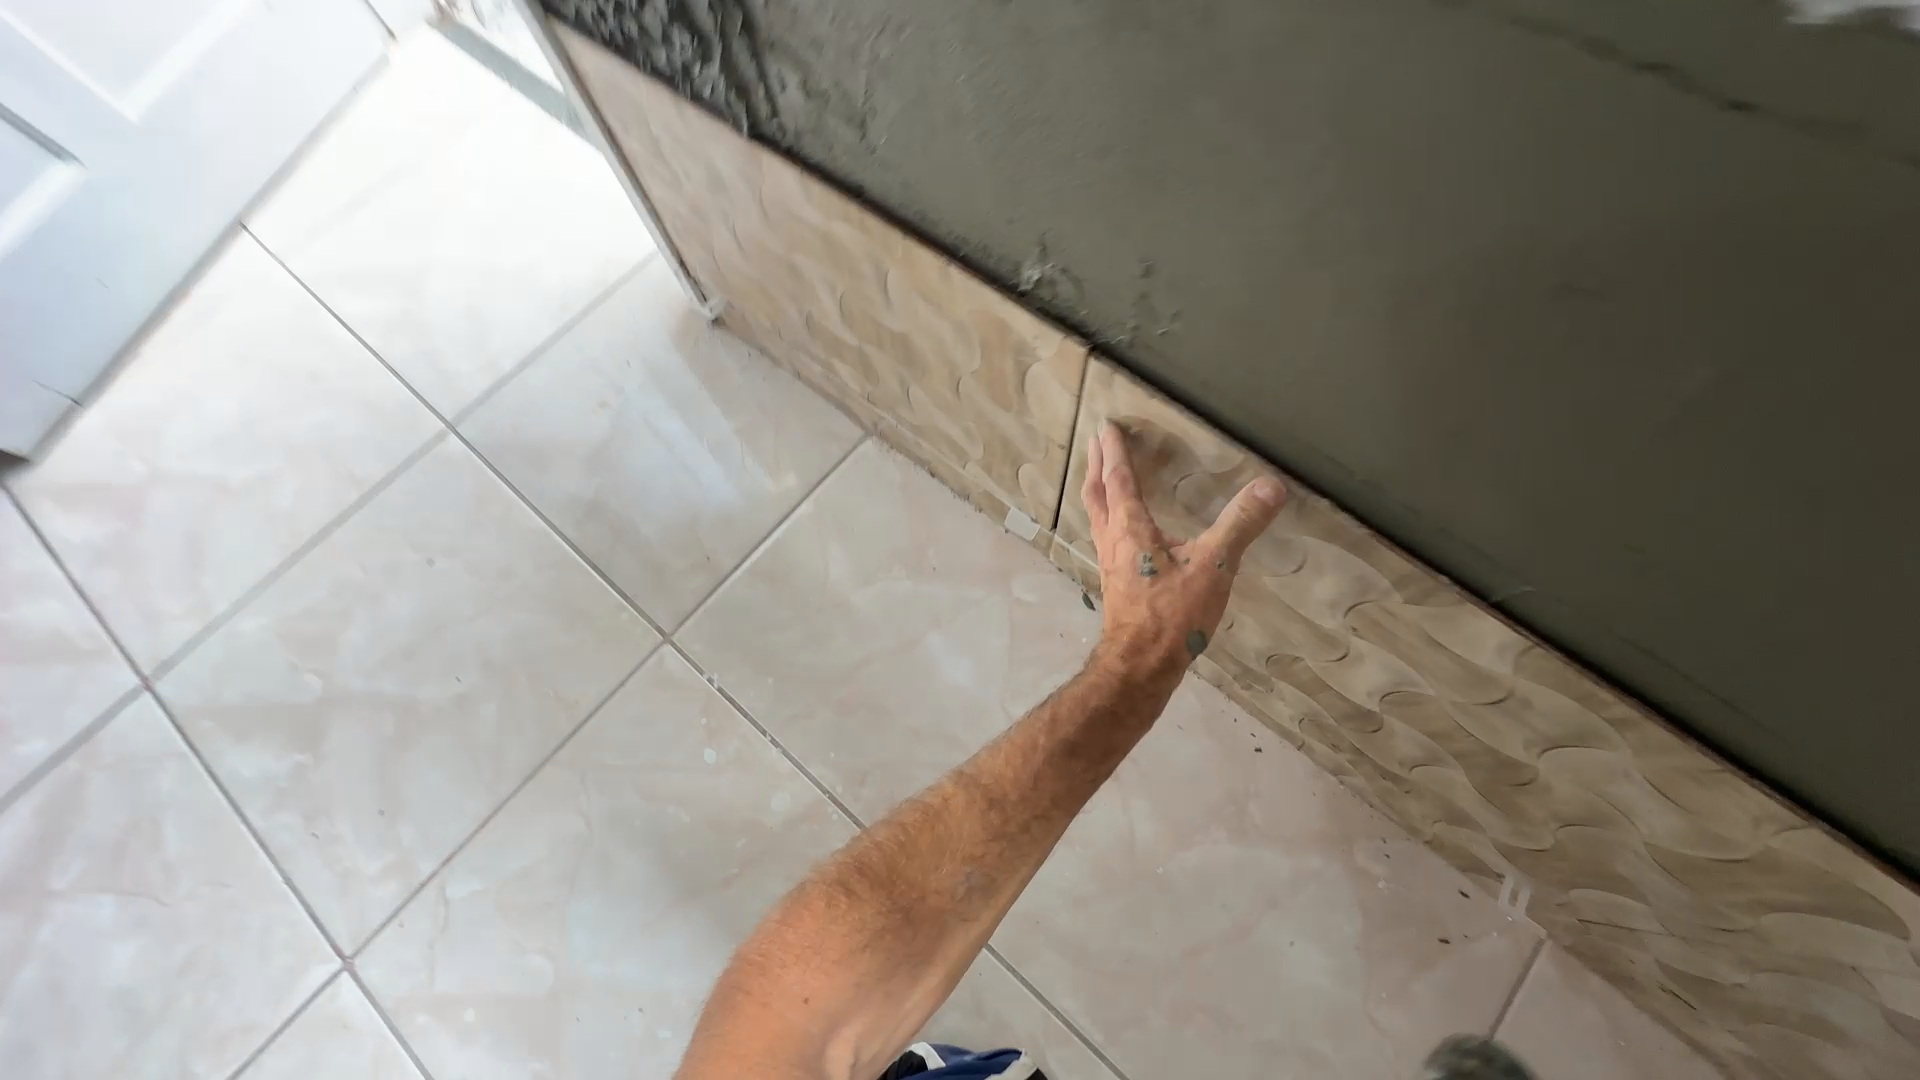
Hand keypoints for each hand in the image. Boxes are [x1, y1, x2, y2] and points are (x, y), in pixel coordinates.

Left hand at [1081, 420, 1285, 684]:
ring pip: (1096, 515)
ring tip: (1100, 475)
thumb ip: (1241, 524)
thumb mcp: (1214, 566)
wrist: (1141, 664)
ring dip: (1097, 489)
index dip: (1115, 452)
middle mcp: (1113, 540)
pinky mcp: (1115, 581)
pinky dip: (1106, 517)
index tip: (1107, 426)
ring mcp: (1109, 562)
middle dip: (1097, 464)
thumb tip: (1271, 485)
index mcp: (1131, 528)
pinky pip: (1104, 536)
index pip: (1119, 479)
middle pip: (1097, 493)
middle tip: (1097, 441)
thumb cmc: (1171, 615)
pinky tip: (1120, 529)